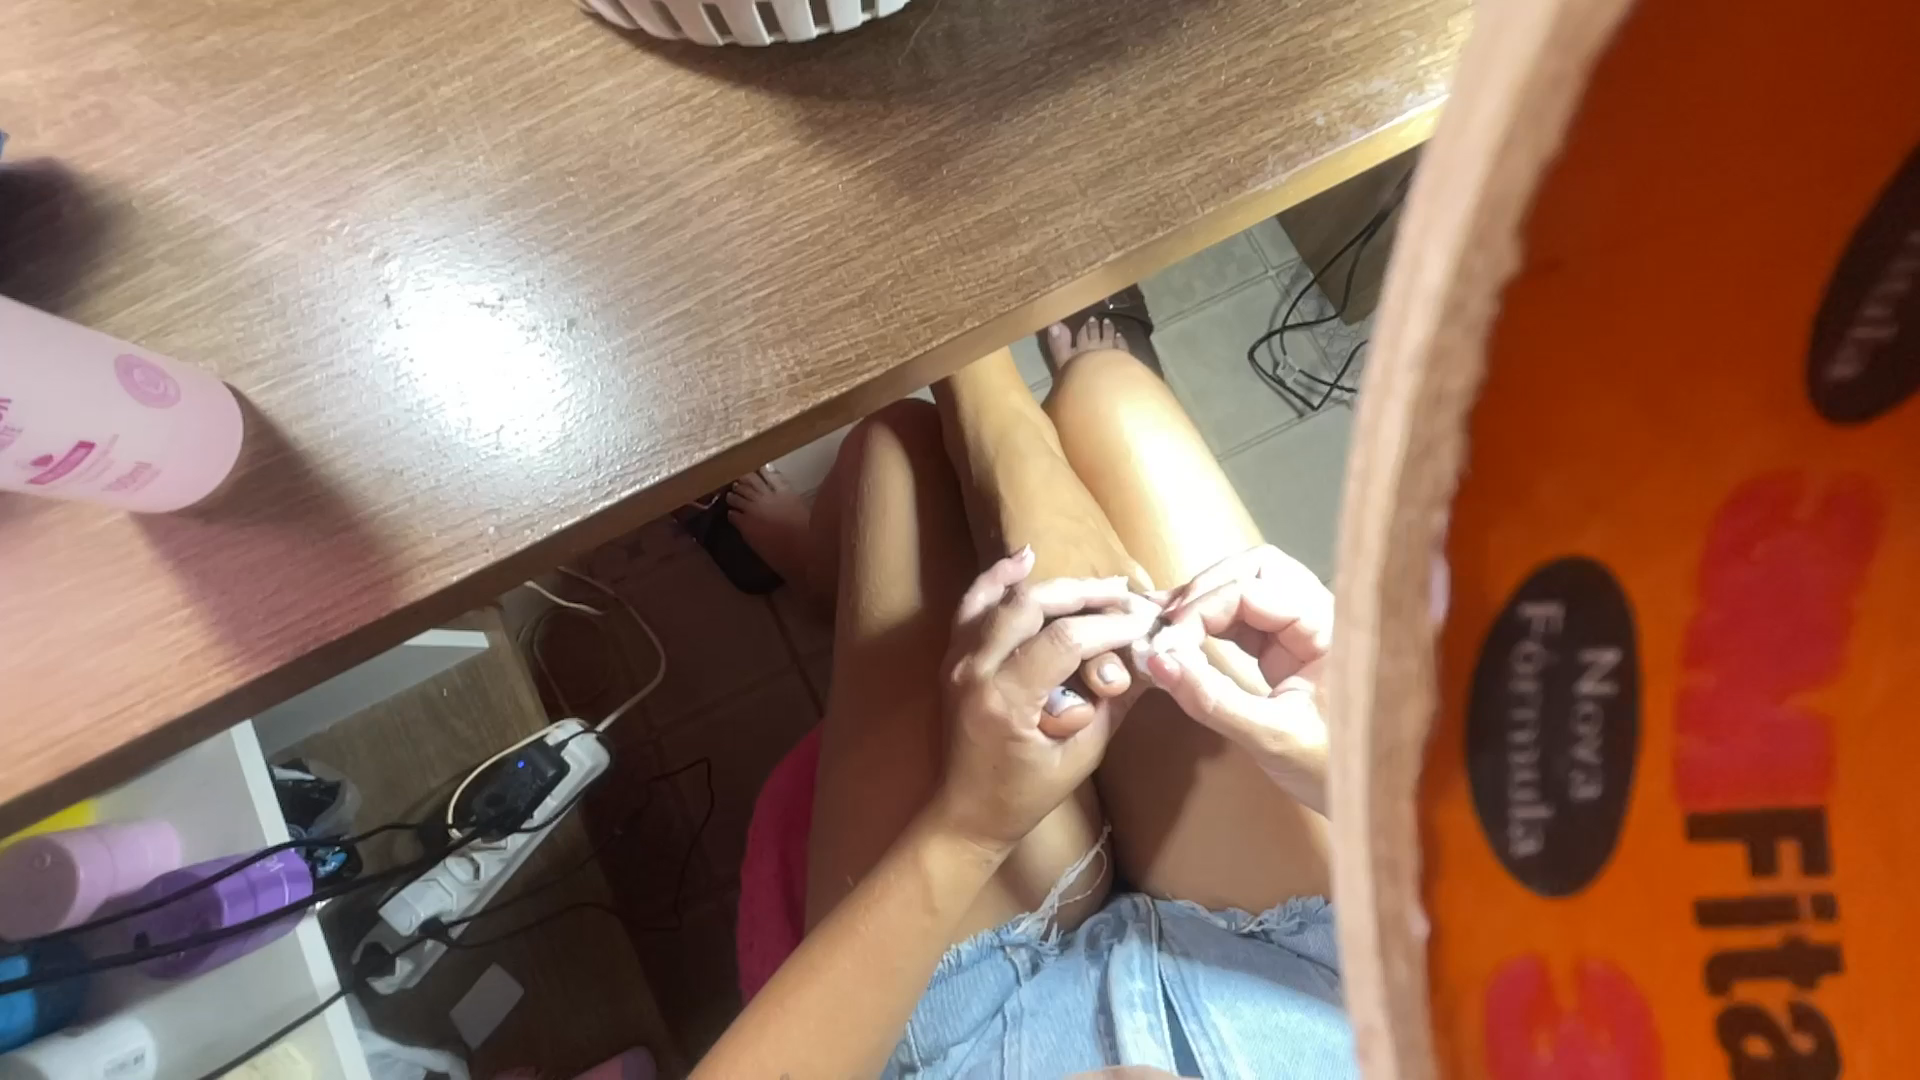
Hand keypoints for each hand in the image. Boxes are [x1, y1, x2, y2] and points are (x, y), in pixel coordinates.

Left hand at [933, 547, 1161, 851]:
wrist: (965, 812)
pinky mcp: (952, 655)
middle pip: (1033, 606)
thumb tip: (1147, 657)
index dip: (1108, 626)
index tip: (1142, 622)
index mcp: (1004, 699)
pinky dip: (998, 577)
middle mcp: (974, 668)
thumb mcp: (1080, 755)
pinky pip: (973, 604)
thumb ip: (1112, 702)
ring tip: (1099, 587)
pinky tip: (1027, 557)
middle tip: (1126, 598)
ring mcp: (956, 657)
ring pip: (1006, 599)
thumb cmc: (1025, 794)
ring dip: (1055, 587)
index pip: (1063, 640)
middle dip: (1086, 596)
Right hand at [1139, 545, 1332, 814]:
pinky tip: (1182, 634)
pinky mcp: (1286, 646)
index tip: (1166, 644)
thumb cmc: (1338, 772)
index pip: (1251, 591)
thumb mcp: (1271, 738)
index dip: (1201, 610)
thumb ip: (1212, 699)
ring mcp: (1303, 628)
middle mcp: (1321, 616)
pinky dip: (1209, 619)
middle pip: (1255, 569)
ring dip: (1205, 599)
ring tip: (1169, 624)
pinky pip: (1242, 615)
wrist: (1373, 803)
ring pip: (1247, 584)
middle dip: (1205, 589)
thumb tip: (1157, 662)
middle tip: (1168, 624)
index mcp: (1330, 628)